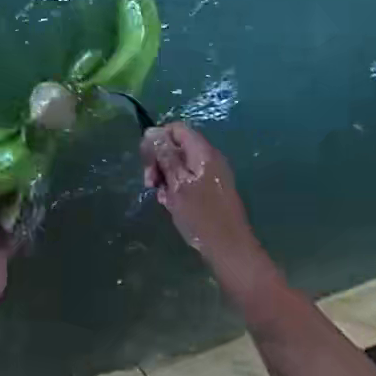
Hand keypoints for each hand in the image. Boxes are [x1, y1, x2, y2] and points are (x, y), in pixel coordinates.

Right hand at [140, 123, 256, 258]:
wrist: (229, 247)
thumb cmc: (201, 215)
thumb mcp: (177, 184)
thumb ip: (165, 156)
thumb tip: (152, 131)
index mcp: (203, 152)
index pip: (176, 129)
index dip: (158, 140)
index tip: (147, 163)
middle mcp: (210, 157)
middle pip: (178, 146)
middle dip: (160, 162)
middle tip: (151, 184)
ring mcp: (213, 173)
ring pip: (182, 165)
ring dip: (167, 178)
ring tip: (164, 199)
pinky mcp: (213, 189)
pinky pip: (190, 179)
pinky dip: (178, 188)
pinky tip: (172, 205)